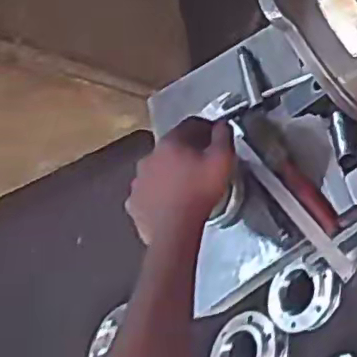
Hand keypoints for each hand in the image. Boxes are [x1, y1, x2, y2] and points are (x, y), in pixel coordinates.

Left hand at [126, 119, 235, 247]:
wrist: (174, 231)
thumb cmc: (200, 190)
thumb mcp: (222, 158)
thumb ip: (223, 135)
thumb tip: (220, 125)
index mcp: (171, 142)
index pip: (190, 124)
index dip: (206, 128)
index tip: (216, 138)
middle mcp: (149, 157)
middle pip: (173, 146)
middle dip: (187, 150)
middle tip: (203, 162)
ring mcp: (138, 181)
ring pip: (158, 168)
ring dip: (171, 171)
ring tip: (187, 184)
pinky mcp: (133, 203)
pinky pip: (149, 190)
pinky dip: (159, 191)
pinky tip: (171, 200)